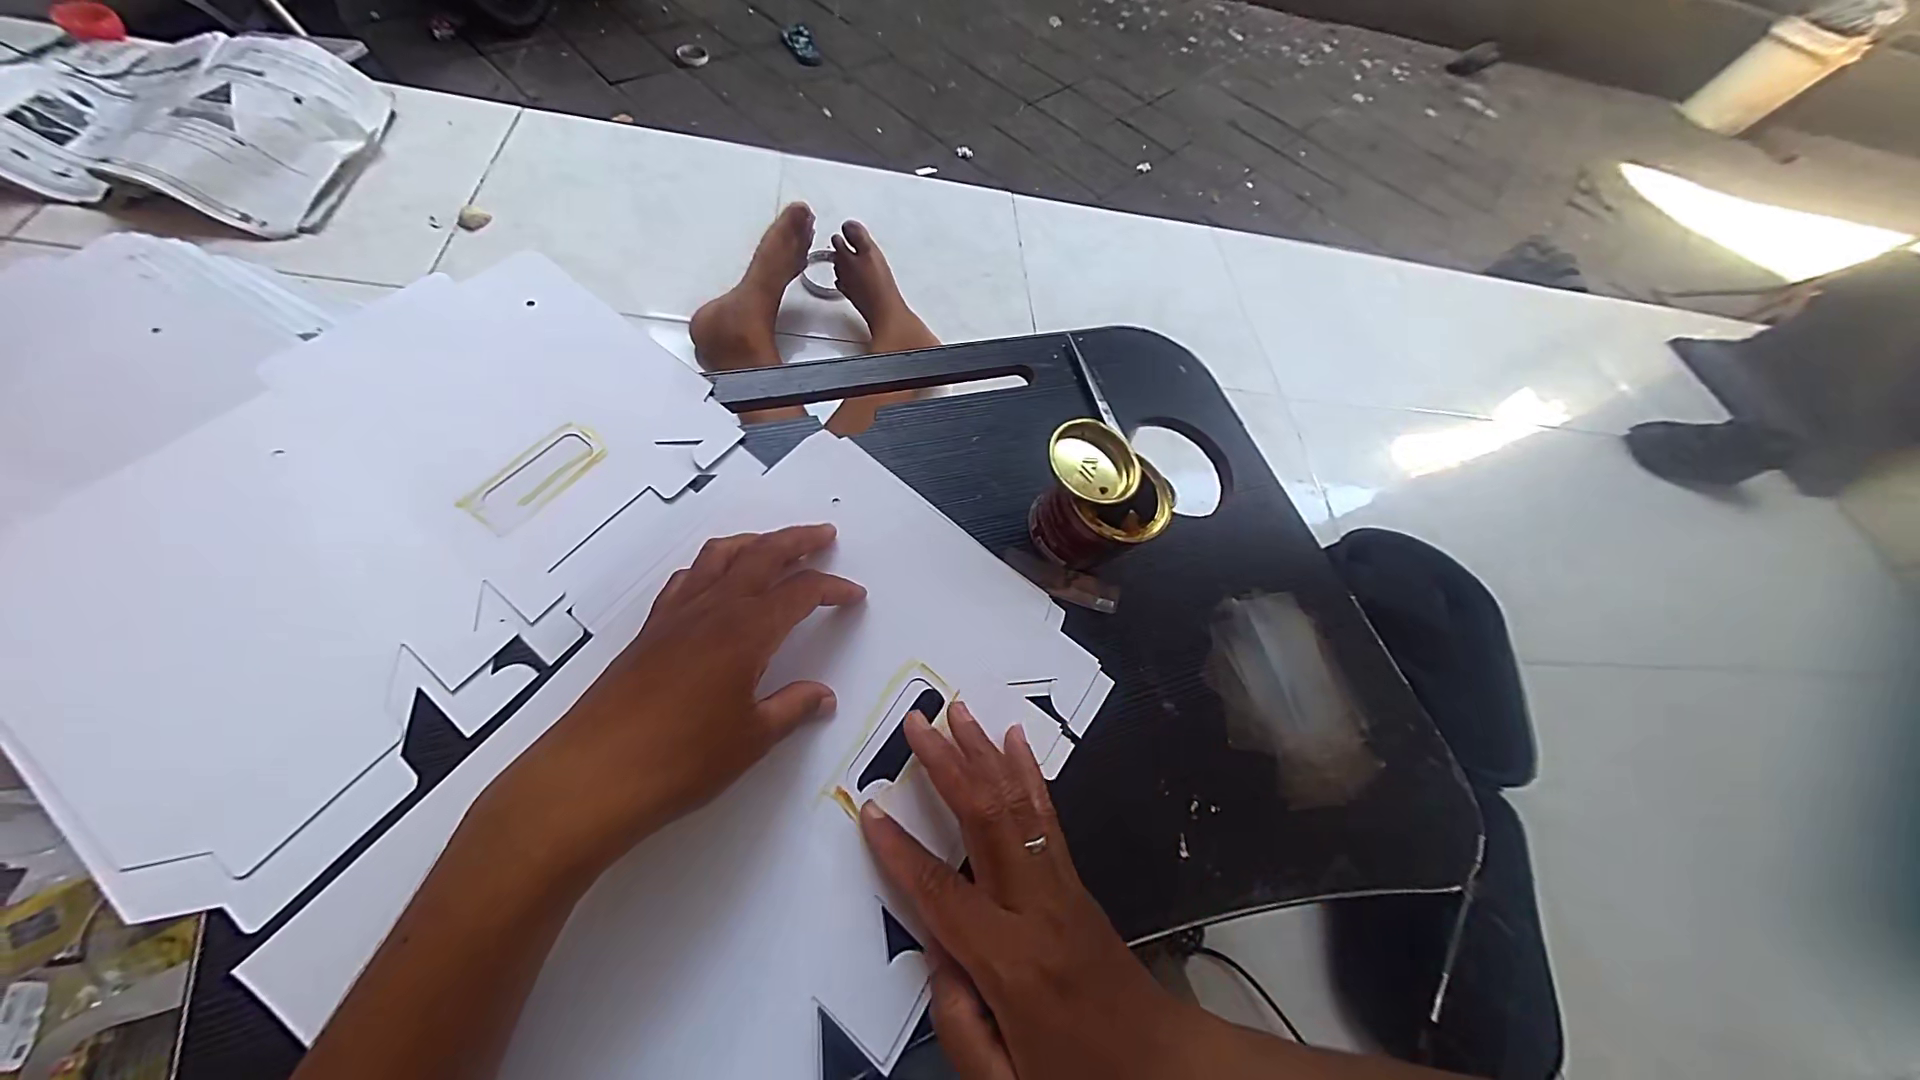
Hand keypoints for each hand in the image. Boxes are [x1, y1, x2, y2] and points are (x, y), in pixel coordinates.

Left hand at [470, 524, 864, 888]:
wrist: (591, 778)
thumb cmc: (679, 759)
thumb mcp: (752, 737)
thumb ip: (793, 707)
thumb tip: (820, 696)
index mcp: (746, 631)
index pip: (801, 592)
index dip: (832, 589)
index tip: (852, 595)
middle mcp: (712, 611)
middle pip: (763, 555)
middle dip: (799, 541)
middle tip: (823, 536)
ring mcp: (676, 617)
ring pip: (721, 556)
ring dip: (754, 544)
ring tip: (774, 545)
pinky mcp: (650, 632)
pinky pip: (687, 580)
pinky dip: (711, 567)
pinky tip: (714, 582)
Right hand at [858, 704, 1202, 1079]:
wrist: (1160, 1066)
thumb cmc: (1080, 1076)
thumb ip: (957, 1022)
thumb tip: (935, 952)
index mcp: (1012, 961)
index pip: (941, 892)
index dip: (900, 851)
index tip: (872, 810)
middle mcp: (1037, 906)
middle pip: (985, 818)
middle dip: (948, 765)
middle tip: (919, 725)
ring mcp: (1060, 884)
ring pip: (1017, 802)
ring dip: (984, 752)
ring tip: (961, 713)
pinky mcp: (1072, 876)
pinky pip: (1045, 813)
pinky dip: (1028, 771)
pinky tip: (1015, 741)